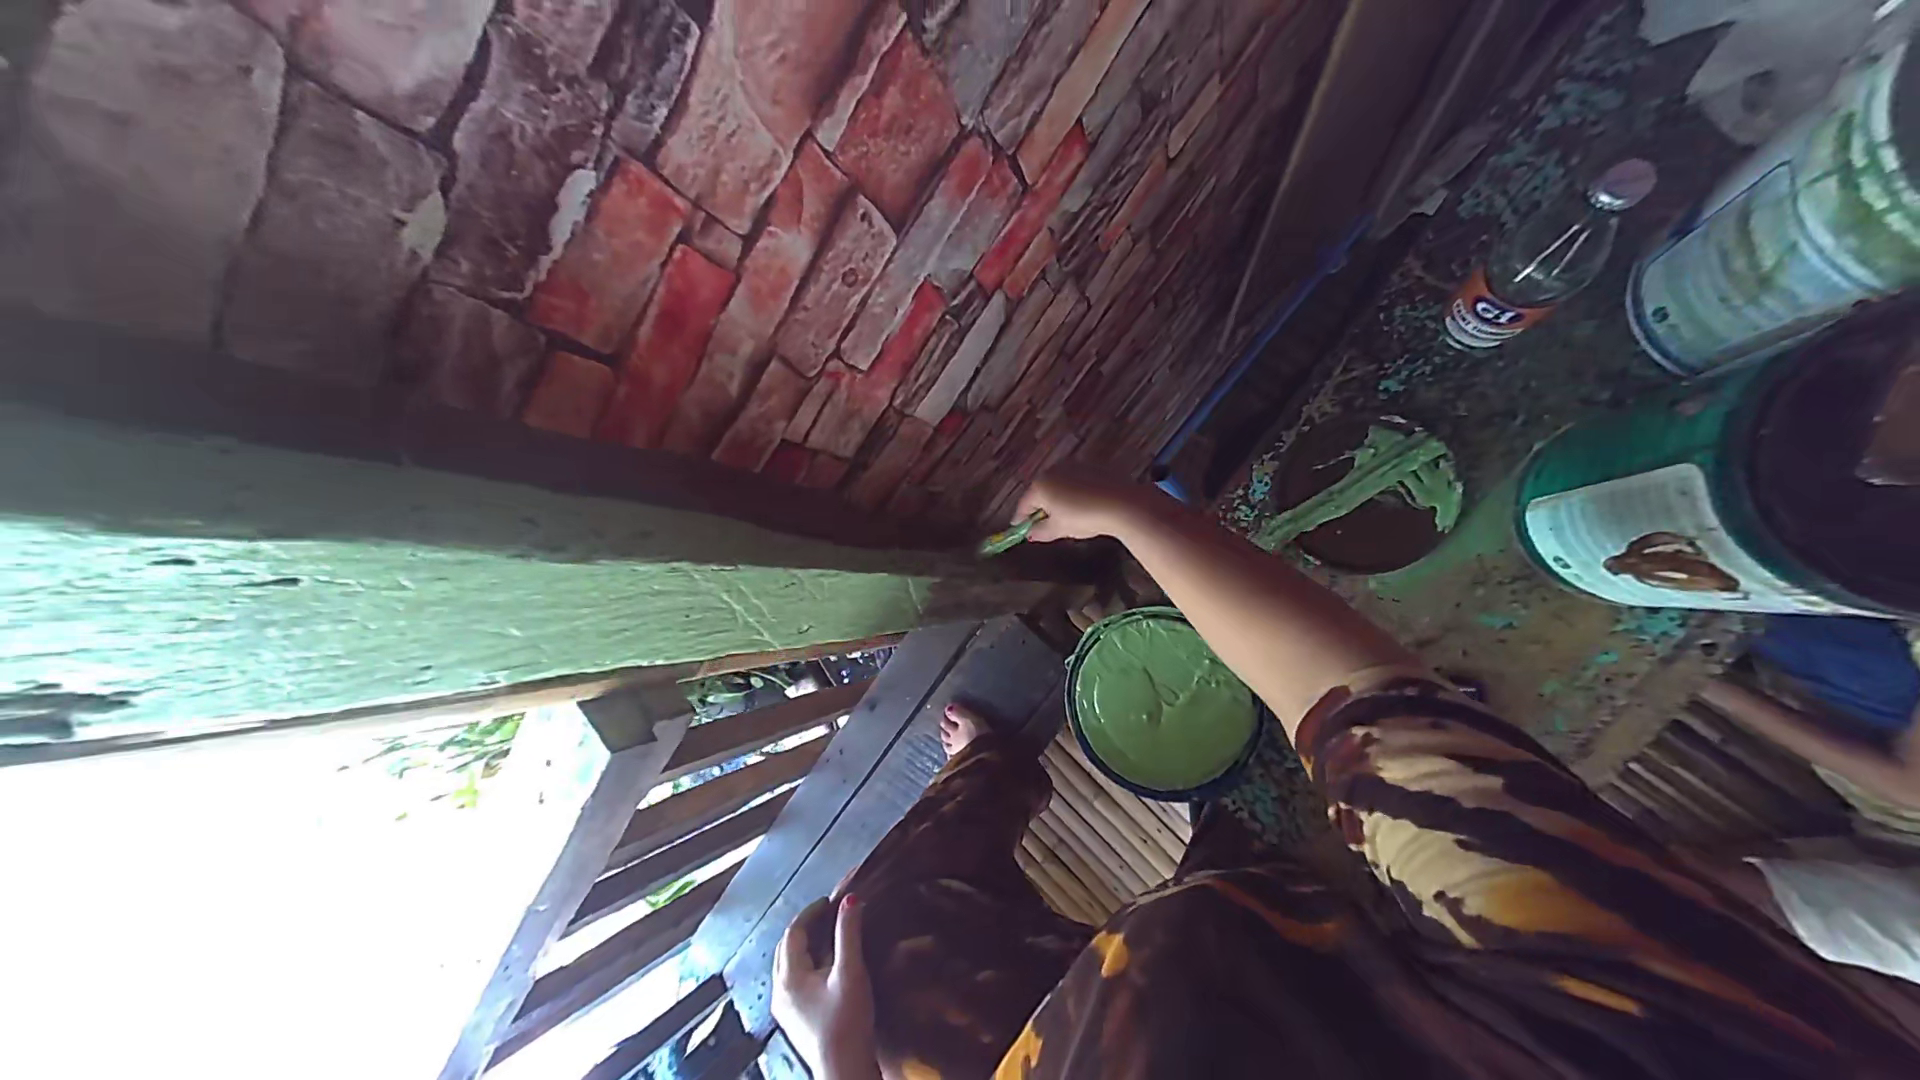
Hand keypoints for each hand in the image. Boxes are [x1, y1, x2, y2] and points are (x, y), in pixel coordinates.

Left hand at [771, 894, 878, 1079]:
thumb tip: (850, 899)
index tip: (830, 901)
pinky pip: (793, 979)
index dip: (811, 912)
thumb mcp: (850, 971)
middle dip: (805, 926)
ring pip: (788, 963)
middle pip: (786, 947)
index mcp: (789, 977)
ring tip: (828, 934)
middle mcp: (779, 990)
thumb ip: (848, 934)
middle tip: (828, 914)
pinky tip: (825, 965)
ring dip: (805, 944)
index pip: (793, 932)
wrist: (843, 1070)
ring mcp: (783, 1008)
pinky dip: (806, 962)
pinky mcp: (792, 1019)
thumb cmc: (847, 1020)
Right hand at [1015, 469, 1165, 542]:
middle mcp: (1053, 470)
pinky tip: (1084, 505)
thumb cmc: (1084, 517)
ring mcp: (1074, 465)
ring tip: (1066, 516)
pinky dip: (1075, 492)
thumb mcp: (1059, 529)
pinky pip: (1076, 481)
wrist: (1121, 503)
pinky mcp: (1092, 466)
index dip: (1021, 519)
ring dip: (1058, 499)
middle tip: (1044, 524)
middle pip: (1041, 492)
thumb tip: (1030, 533)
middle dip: (1041, 508)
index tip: (1020, 529)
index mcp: (1040, 485)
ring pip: (1059, 485)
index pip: (1025, 504)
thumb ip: (1040, 531)